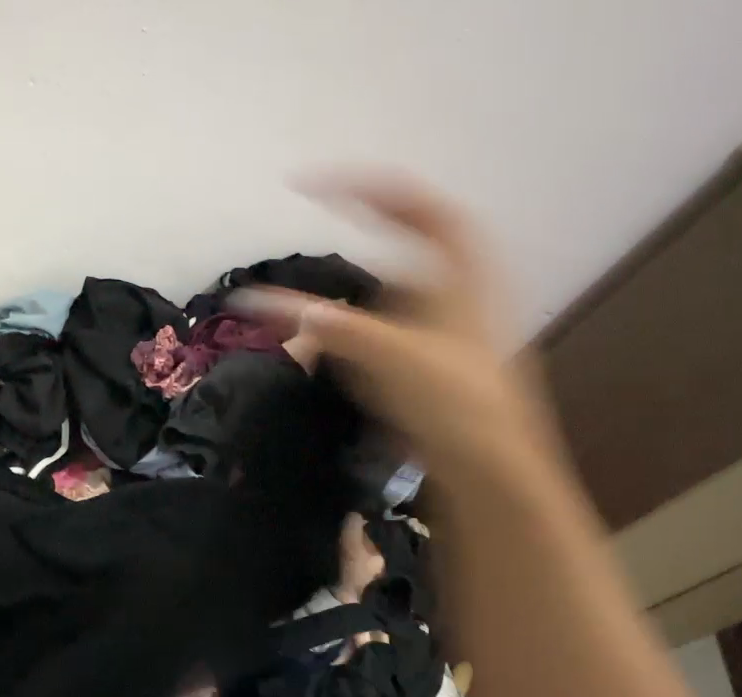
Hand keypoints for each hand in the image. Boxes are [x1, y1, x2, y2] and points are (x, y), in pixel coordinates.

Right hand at [230, 175, 566, 491]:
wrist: (487, 464)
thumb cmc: (451, 400)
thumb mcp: (384, 353)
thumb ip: (322, 323)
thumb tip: (253, 301)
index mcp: (460, 270)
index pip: (414, 205)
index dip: (363, 185)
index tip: (306, 186)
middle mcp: (457, 287)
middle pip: (412, 236)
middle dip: (366, 222)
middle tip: (318, 214)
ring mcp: (448, 323)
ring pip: (399, 280)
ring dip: (360, 273)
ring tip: (319, 274)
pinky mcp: (433, 356)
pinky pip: (388, 319)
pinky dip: (357, 316)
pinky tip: (334, 335)